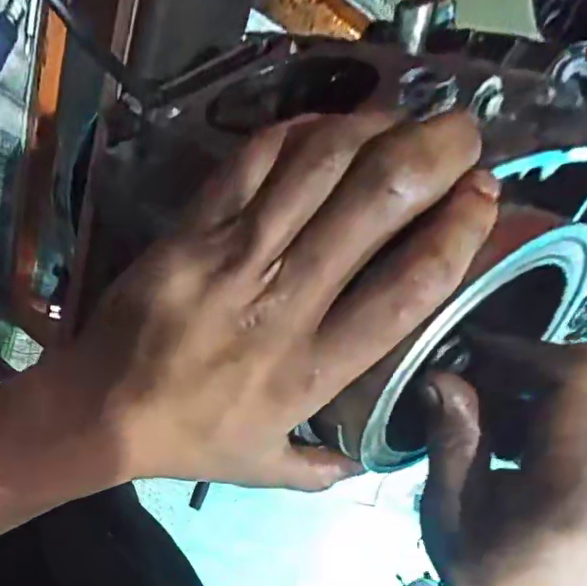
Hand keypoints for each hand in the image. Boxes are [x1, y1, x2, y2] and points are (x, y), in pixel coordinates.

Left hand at [43, 110, 499, 489]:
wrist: (103, 408)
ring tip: (405, 117)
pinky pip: (253, 161)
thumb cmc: (188, 440)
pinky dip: (299, 133)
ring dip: (375, 128)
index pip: (407, 289)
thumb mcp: (262, 468)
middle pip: (374, 206)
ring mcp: (235, 258)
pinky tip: (328, 126)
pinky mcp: (192, 230)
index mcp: (313, 369)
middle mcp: (285, 303)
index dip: (456, 234)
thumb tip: (364, 464)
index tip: (483, 199)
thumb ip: (319, 468)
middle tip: (464, 134)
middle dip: (434, 155)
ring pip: (319, 168)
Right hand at [420, 336, 586, 585]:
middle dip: (528, 368)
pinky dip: (573, 405)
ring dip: (548, 387)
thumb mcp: (449, 507)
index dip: (521, 350)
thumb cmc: (483, 568)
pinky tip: (537, 435)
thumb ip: (451, 435)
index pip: (577, 374)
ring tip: (502, 419)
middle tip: (477, 389)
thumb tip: (441, 373)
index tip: (471, 351)